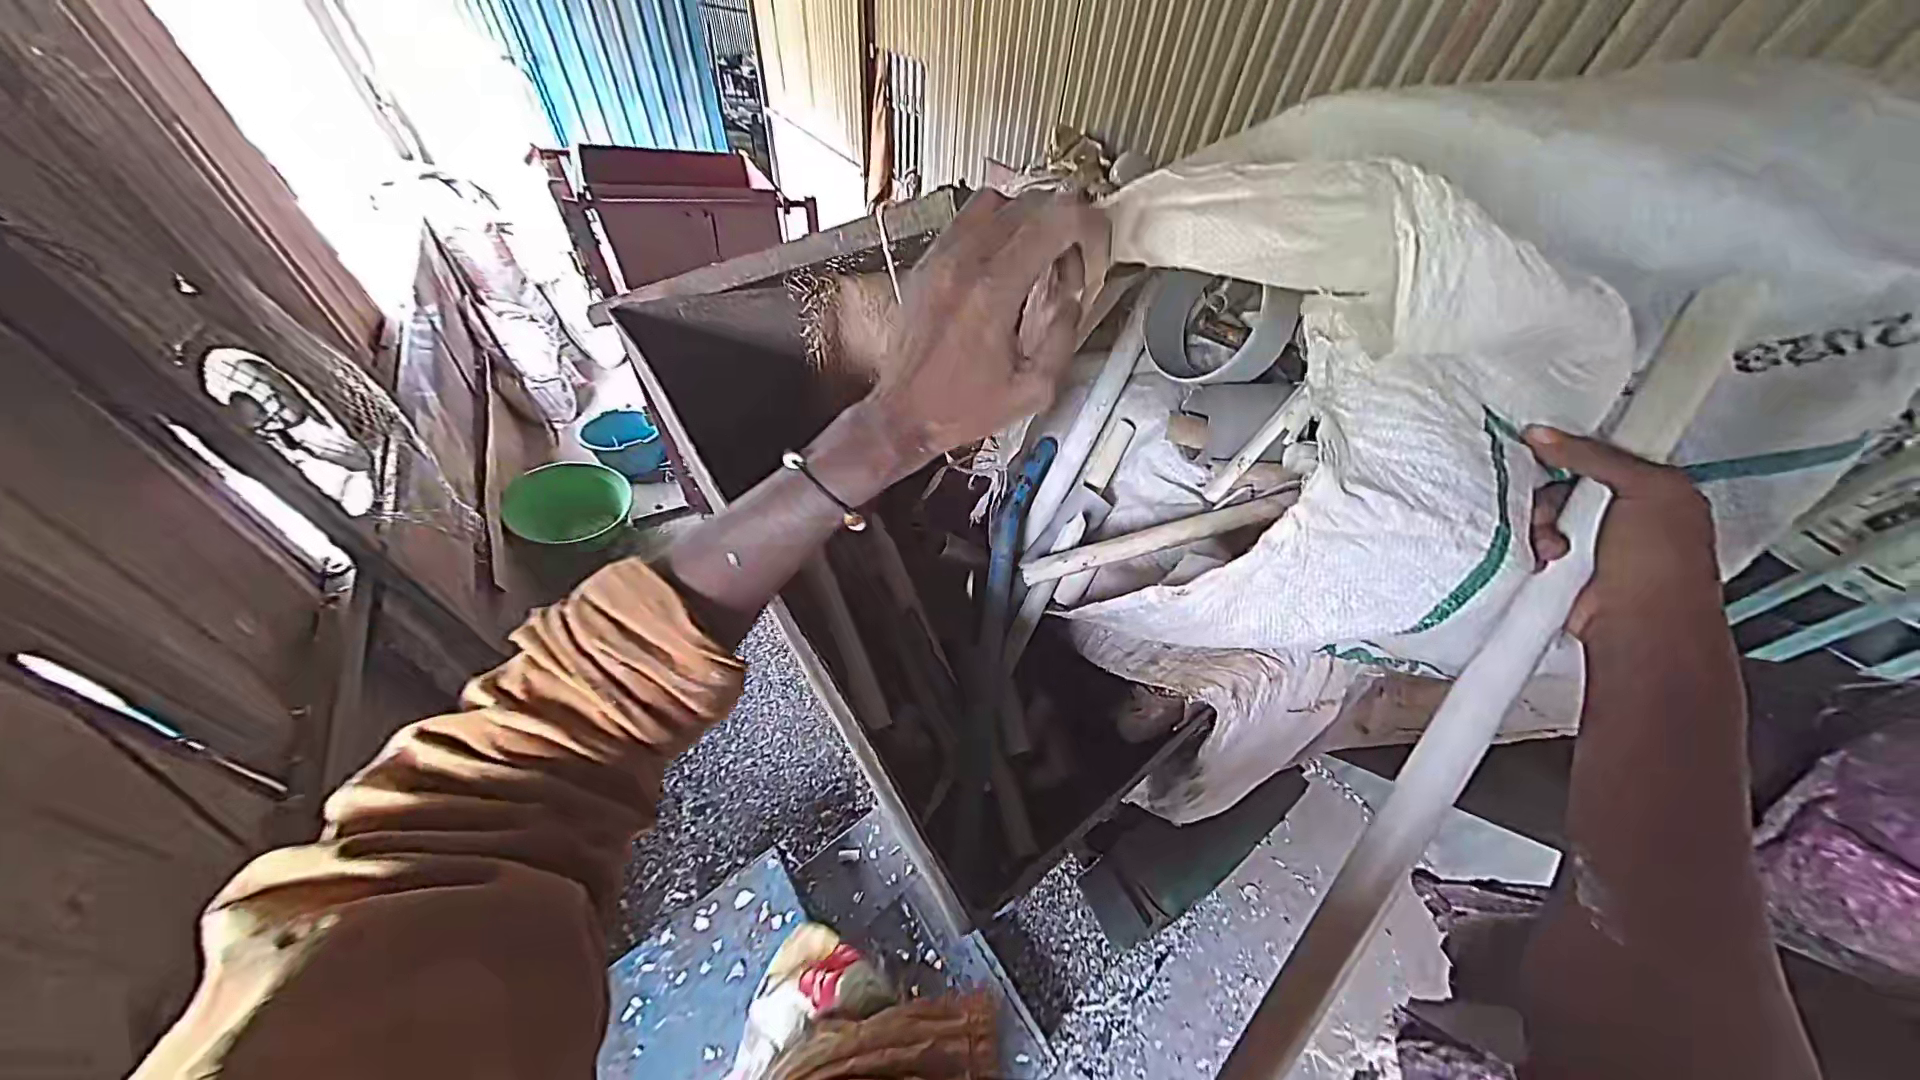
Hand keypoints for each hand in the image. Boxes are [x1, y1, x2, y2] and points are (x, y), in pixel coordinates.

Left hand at [863, 189, 1108, 472]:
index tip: (1093, 247)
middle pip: (1029, 202)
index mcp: (993, 292)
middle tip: (1067, 266)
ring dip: (1028, 221)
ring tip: (1035, 260)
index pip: (1054, 220)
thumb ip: (1063, 338)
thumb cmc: (956, 408)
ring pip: (996, 201)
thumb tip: (1071, 301)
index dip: (1088, 226)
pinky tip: (1002, 266)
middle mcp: (963, 264)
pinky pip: (966, 220)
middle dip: (1063, 226)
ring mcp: (939, 259)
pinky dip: (995, 229)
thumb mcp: (1031, 391)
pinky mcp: (926, 265)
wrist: (903, 413)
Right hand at [1525, 426, 1719, 638]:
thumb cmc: (1660, 560)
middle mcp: (1617, 510)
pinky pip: (1527, 538)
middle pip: (1558, 483)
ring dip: (1538, 526)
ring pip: (1539, 512)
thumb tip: (1541, 434)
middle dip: (1548, 497)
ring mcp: (1586, 538)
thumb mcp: (1645, 490)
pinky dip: (1530, 545)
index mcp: (1650, 488)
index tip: (1539, 448)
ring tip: (1554, 547)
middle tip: (1556, 513)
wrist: (1636, 621)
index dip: (1568, 451)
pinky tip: (1544, 558)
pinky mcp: (1558, 561)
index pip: (1596, 455)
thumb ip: (1594, 457)